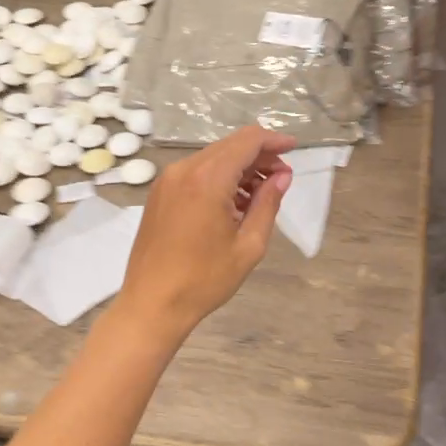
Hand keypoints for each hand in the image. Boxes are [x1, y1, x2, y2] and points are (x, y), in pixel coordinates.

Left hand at [115, 125, 295, 343]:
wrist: (151, 305)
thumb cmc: (204, 279)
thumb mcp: (249, 245)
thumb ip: (268, 204)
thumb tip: (282, 177)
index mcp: (208, 179)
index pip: (247, 141)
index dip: (274, 140)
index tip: (293, 149)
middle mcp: (184, 170)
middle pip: (230, 146)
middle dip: (259, 156)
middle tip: (281, 179)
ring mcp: (167, 180)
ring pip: (213, 158)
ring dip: (240, 168)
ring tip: (260, 196)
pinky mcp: (159, 194)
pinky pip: (196, 173)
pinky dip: (220, 178)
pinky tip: (233, 204)